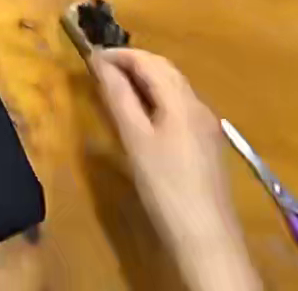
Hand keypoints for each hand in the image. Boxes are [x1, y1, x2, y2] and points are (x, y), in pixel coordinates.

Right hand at [91, 48, 260, 290]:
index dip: (117, 54)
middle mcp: (198, 105)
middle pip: (163, 69)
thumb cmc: (164, 186)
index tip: (90, 58)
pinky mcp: (207, 144)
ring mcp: (206, 125)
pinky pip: (179, 105)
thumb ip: (117, 95)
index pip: (147, 60)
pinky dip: (156, 97)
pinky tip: (142, 113)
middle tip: (100, 70)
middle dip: (131, 62)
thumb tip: (99, 61)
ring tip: (115, 87)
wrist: (207, 242)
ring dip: (144, 79)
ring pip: (172, 86)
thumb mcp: (134, 138)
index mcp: (181, 99)